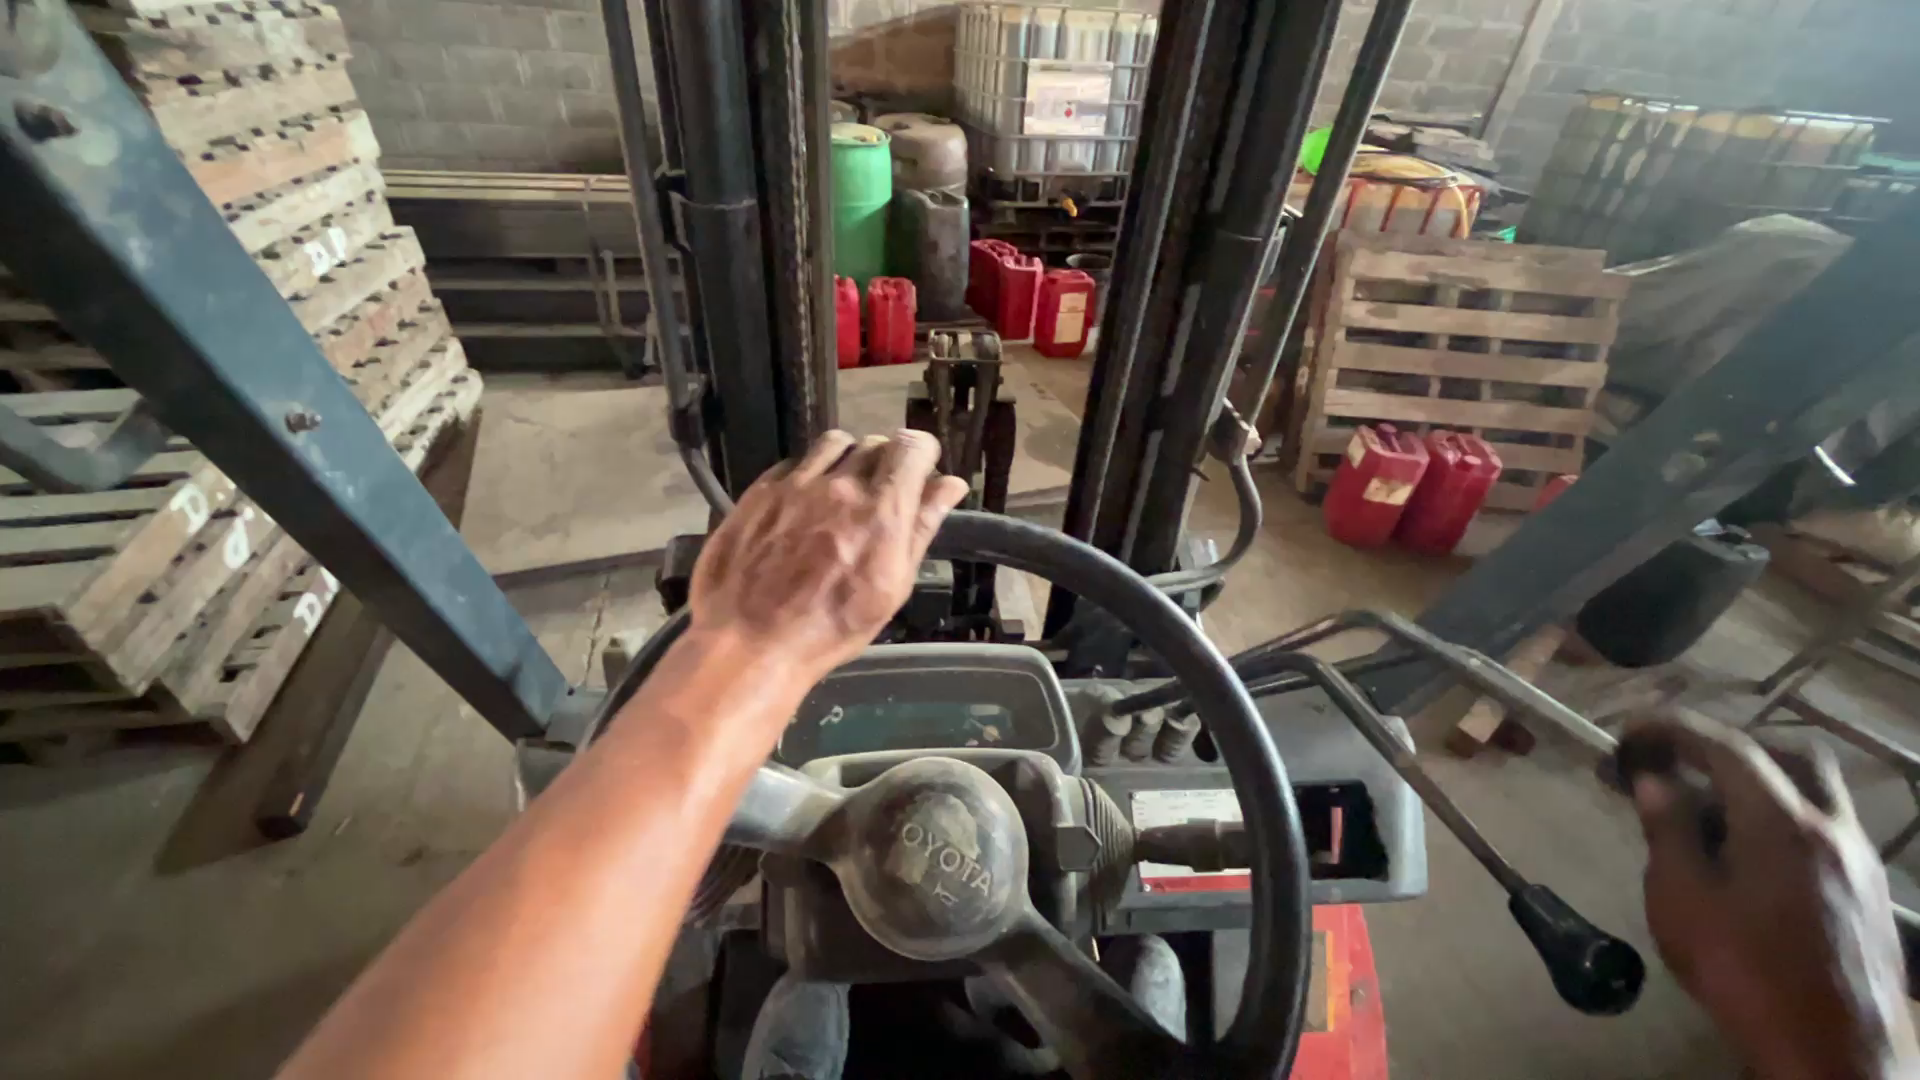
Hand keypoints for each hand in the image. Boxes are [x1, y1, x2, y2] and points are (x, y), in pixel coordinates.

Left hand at [690, 429, 968, 680]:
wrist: (751, 642)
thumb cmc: (832, 627)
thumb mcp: (893, 585)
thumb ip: (921, 527)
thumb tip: (949, 486)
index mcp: (881, 511)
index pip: (912, 446)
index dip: (922, 453)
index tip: (920, 470)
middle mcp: (840, 486)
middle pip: (875, 443)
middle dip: (887, 462)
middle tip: (882, 494)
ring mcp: (796, 485)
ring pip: (834, 443)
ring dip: (848, 458)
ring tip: (844, 490)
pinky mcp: (760, 491)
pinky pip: (794, 462)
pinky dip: (809, 474)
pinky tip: (805, 504)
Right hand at [1621, 713, 1916, 1079]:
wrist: (1832, 1052)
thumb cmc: (1741, 968)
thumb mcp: (1681, 895)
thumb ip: (1669, 828)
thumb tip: (1654, 780)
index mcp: (1783, 826)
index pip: (1728, 748)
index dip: (1673, 728)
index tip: (1628, 730)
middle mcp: (1833, 832)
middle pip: (1791, 756)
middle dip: (1729, 746)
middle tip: (1676, 760)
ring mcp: (1858, 864)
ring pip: (1813, 792)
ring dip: (1755, 782)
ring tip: (1697, 806)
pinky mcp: (1865, 894)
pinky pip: (1820, 827)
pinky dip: (1774, 814)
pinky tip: (1735, 849)